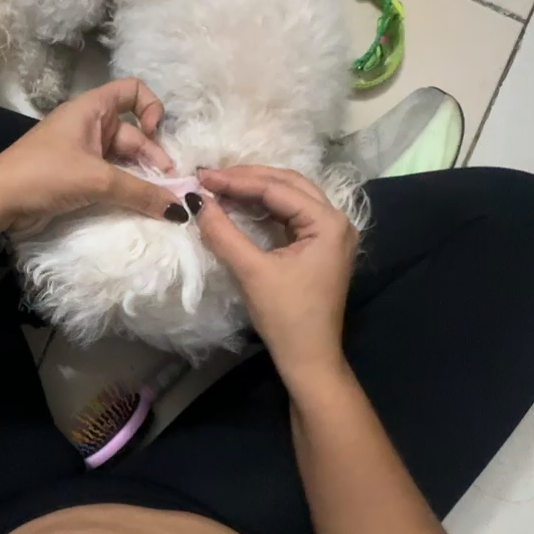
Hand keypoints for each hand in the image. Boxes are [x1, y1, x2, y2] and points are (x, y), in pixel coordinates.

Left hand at [0, 79, 187, 232]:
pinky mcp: (76, 178)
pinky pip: (110, 179)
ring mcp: (82, 153)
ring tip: (160, 202)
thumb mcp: (96, 180)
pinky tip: (139, 208)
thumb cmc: (44, 175)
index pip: (133, 91)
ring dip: (142, 179)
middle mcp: (89, 125)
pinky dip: (126, 191)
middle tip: (170, 188)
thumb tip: (181, 208)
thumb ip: (140, 192)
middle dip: (153, 158)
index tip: (155, 134)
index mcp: (91, 109)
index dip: (151, 108)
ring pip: (123, 160)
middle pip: (134, 134)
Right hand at [194, 165, 358, 377]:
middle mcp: (336, 220)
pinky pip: (290, 216)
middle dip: (248, 178)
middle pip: (288, 184)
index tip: (202, 176)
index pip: (277, 189)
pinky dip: (264, 208)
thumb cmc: (286, 316)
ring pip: (290, 197)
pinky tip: (239, 206)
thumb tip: (197, 201)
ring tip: (220, 188)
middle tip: (210, 177)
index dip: (237, 181)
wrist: (308, 357)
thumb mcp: (252, 272)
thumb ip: (224, 233)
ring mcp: (330, 234)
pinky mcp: (319, 247)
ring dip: (255, 190)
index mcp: (328, 222)